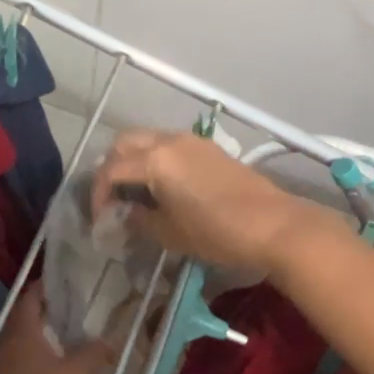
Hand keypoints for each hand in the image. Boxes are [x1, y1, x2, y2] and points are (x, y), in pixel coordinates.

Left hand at [0, 285, 110, 373]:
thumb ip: (95, 353)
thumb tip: (111, 341)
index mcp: (22, 333)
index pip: (29, 298)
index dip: (43, 287)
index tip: (60, 280)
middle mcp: (7, 344)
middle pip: (23, 318)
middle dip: (43, 309)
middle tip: (68, 305)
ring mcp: (2, 367)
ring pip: (21, 340)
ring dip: (40, 333)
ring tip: (65, 333)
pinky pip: (21, 360)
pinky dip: (36, 354)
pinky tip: (53, 364)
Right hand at [91, 129, 323, 272]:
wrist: (275, 225)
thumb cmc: (218, 233)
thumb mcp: (169, 233)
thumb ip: (139, 219)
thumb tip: (124, 213)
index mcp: (155, 160)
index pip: (110, 171)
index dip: (97, 195)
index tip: (99, 219)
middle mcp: (169, 141)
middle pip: (124, 143)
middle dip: (110, 168)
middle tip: (111, 198)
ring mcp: (191, 141)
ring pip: (147, 140)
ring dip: (132, 161)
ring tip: (134, 193)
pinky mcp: (208, 148)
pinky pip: (168, 145)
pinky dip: (154, 159)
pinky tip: (160, 186)